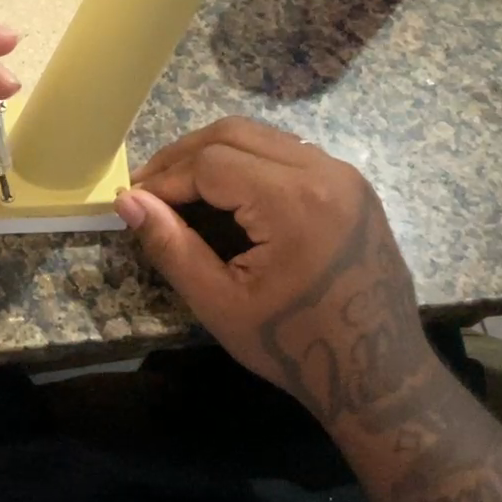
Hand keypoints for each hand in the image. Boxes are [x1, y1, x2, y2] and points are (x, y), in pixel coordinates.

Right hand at [116, 117, 440, 428]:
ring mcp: (344, 175)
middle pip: (236, 133)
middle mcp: (325, 171)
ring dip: (214, 154)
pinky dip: (247, 163)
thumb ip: (171, 247)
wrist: (373, 368)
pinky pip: (289, 154)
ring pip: (263, 137)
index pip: (210, 163)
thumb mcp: (218, 302)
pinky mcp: (352, 187)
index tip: (133, 202)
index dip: (164, 179)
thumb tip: (128, 202)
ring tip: (178, 189)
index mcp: (292, 202)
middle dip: (183, 156)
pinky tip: (224, 195)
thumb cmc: (289, 344)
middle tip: (147, 187)